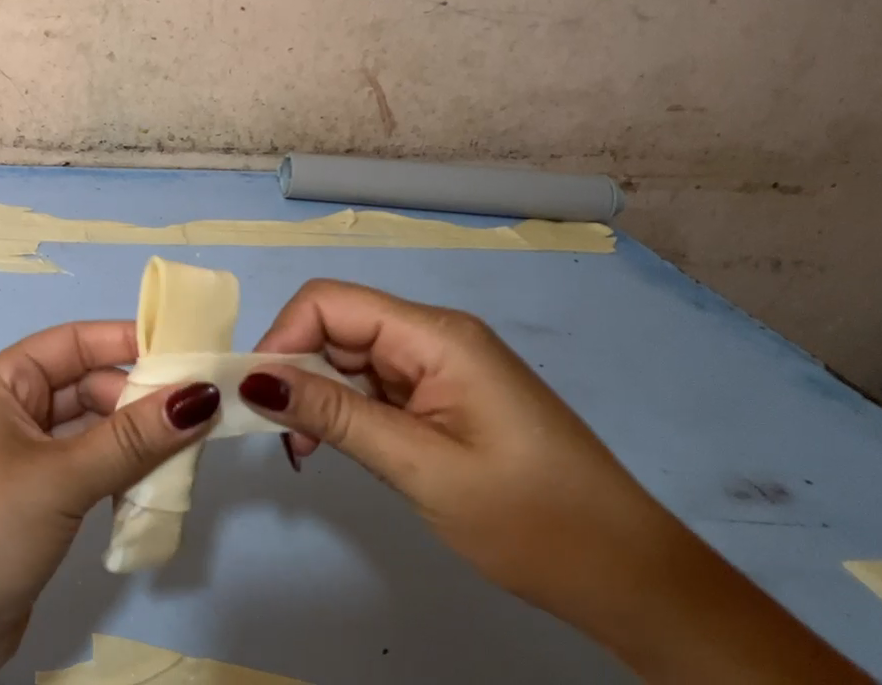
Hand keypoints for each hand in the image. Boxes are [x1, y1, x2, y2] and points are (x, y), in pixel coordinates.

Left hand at [0, 320, 220, 684]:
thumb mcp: (61, 478)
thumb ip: (132, 439)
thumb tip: (202, 394)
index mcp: (2, 382)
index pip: (74, 342)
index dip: (129, 340)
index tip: (192, 349)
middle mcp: (12, 410)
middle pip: (88, 386)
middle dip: (140, 399)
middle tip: (204, 418)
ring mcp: (24, 457)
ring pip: (93, 431)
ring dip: (136, 442)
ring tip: (190, 456)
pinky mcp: (37, 500)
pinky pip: (89, 470)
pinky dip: (121, 476)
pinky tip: (154, 493)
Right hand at [239, 280, 870, 684]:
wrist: (629, 579)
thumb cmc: (532, 520)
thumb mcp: (419, 466)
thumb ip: (332, 416)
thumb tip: (252, 381)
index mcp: (437, 336)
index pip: (329, 303)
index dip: (282, 338)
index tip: (258, 396)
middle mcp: (434, 338)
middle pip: (334, 326)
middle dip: (294, 371)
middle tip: (280, 435)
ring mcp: (439, 368)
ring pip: (346, 358)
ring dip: (315, 397)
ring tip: (306, 452)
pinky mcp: (441, 397)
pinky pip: (371, 387)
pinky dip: (341, 413)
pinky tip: (334, 448)